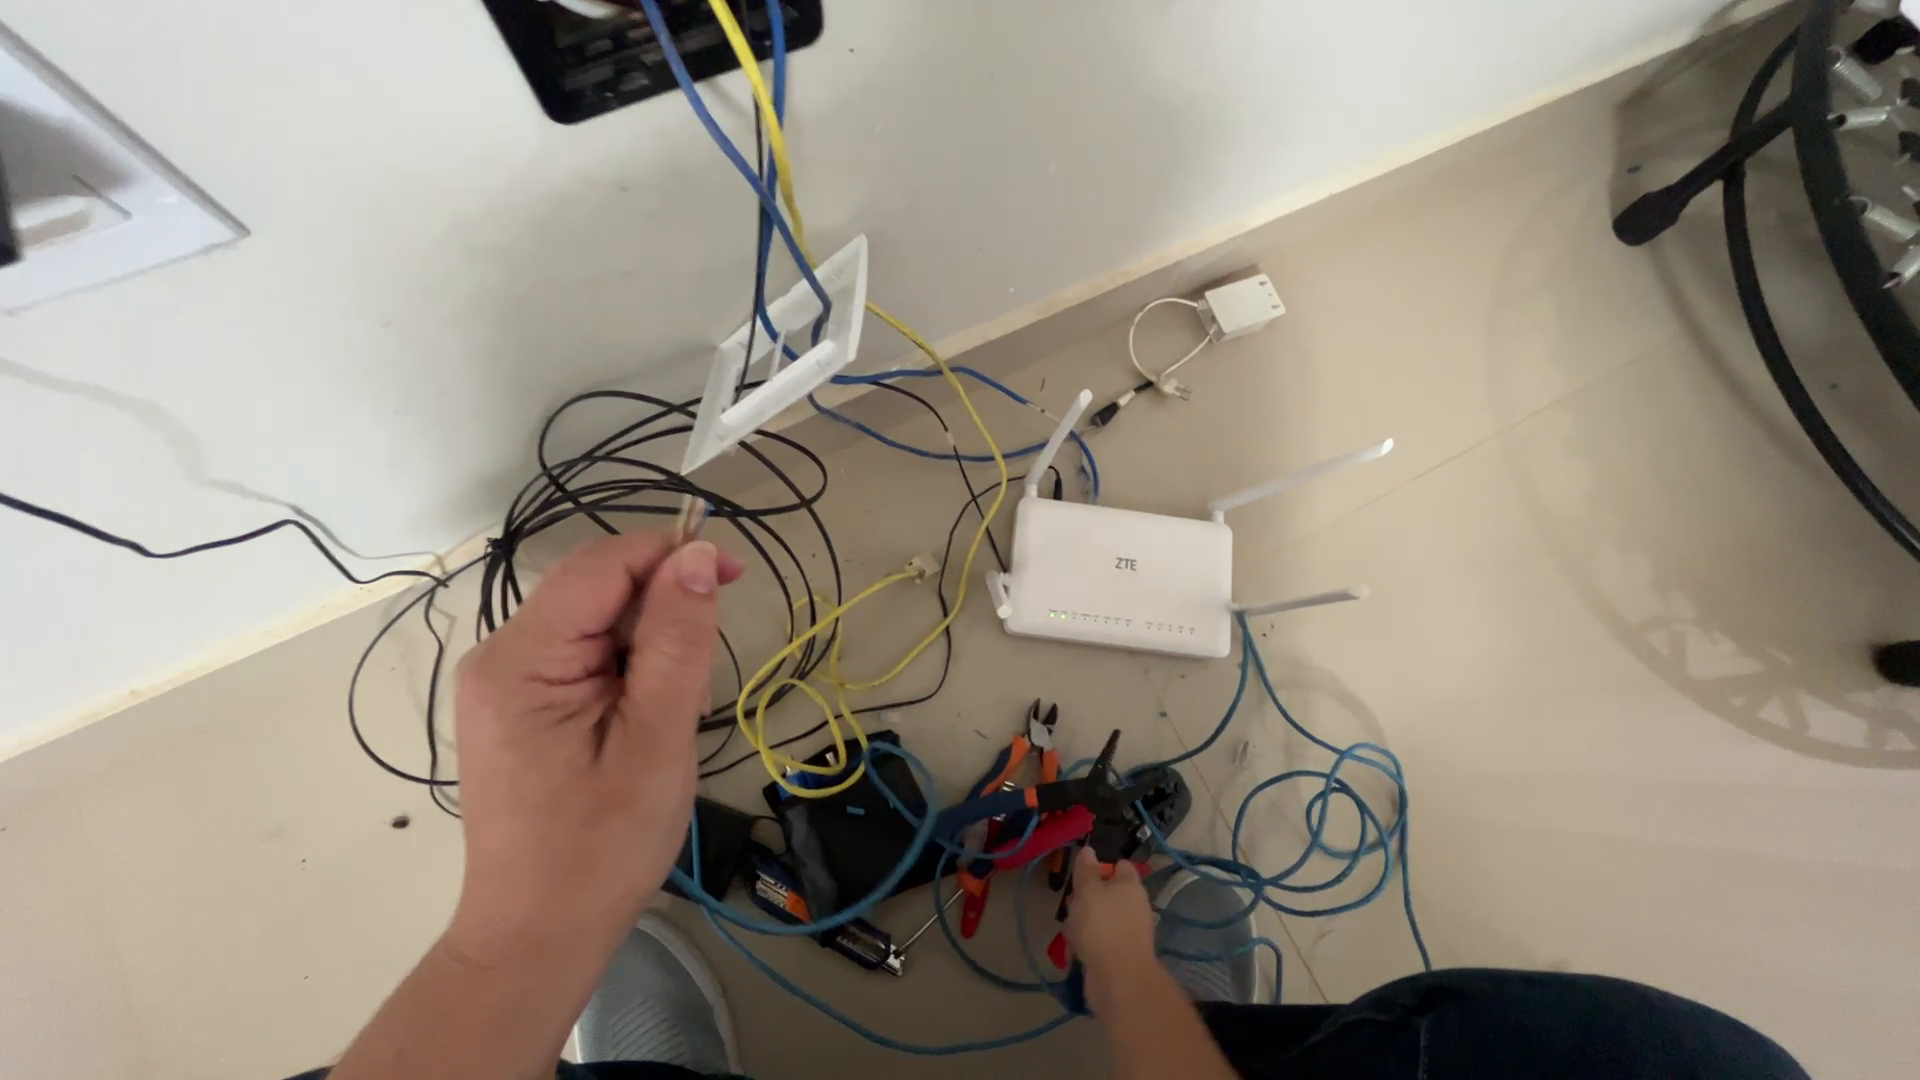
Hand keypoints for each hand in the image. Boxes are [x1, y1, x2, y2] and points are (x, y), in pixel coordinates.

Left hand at [446, 533, 743, 963]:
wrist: (540, 934)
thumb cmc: (603, 846)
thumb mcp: (657, 738)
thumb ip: (679, 640)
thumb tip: (700, 554)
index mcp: (521, 661)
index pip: (602, 566)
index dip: (670, 554)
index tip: (736, 575)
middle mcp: (500, 656)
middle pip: (597, 590)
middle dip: (662, 611)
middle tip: (699, 681)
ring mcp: (506, 681)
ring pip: (598, 621)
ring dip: (650, 646)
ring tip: (670, 715)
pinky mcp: (521, 703)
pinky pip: (587, 654)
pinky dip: (631, 669)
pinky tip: (644, 719)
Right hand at [1064, 846, 1158, 1014]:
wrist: (1119, 979)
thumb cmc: (1102, 925)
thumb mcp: (1087, 890)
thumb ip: (1086, 869)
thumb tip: (1089, 850)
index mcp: (1130, 885)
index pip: (1120, 865)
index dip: (1101, 865)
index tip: (1081, 872)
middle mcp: (1134, 905)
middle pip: (1108, 892)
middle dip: (1087, 897)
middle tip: (1070, 902)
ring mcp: (1129, 932)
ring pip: (1102, 917)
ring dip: (1084, 920)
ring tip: (1068, 927)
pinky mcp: (1121, 954)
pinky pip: (1101, 940)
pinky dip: (1088, 941)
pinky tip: (1074, 947)